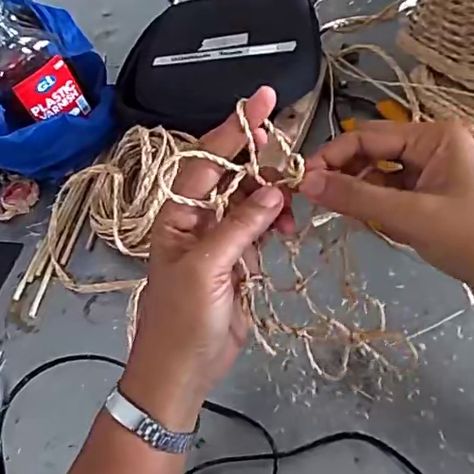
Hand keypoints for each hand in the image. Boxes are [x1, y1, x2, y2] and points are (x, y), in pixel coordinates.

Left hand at [125, 87, 293, 430]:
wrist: (181, 372)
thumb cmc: (182, 320)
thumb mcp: (207, 269)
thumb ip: (239, 226)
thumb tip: (274, 190)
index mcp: (179, 213)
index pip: (208, 159)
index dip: (235, 129)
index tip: (264, 101)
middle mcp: (198, 218)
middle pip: (235, 176)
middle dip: (264, 166)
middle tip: (294, 161)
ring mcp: (220, 239)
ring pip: (253, 201)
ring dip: (276, 199)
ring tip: (294, 211)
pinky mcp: (239, 260)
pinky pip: (261, 228)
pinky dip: (277, 223)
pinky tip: (289, 229)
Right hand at [297, 121, 473, 307]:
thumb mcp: (413, 217)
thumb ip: (358, 197)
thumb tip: (307, 182)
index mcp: (433, 136)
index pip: (366, 136)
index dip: (331, 157)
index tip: (302, 183)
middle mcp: (435, 147)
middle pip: (375, 153)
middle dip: (346, 175)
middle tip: (317, 203)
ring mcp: (441, 174)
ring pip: (386, 177)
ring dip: (364, 194)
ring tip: (347, 218)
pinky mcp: (443, 199)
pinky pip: (401, 195)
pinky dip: (384, 208)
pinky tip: (377, 226)